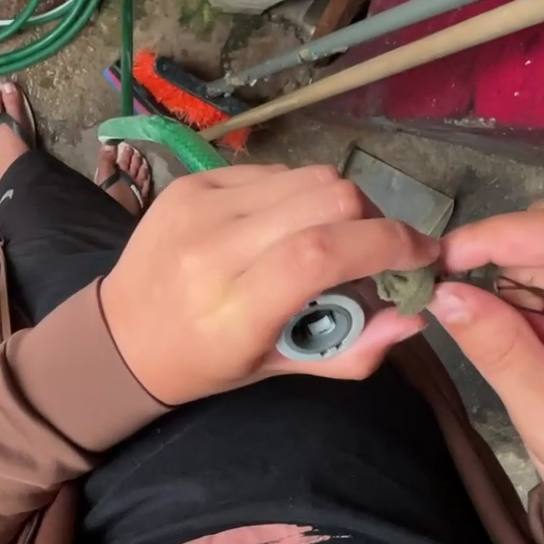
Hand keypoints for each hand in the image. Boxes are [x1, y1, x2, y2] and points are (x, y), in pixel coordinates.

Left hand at [99, 165, 438, 405]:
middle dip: (372, 219)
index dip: (387, 244)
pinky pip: (273, 172)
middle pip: (325, 198)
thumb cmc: (203, 363)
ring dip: (338, 204)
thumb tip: (415, 315)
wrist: (120, 333)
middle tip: (375, 250)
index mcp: (231, 309)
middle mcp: (212, 248)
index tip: (422, 255)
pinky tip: (286, 224)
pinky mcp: (190, 183)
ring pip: (306, 176)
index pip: (320, 254)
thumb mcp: (276, 370)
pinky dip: (297, 195)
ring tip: (332, 237)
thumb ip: (350, 349)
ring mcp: (197, 206)